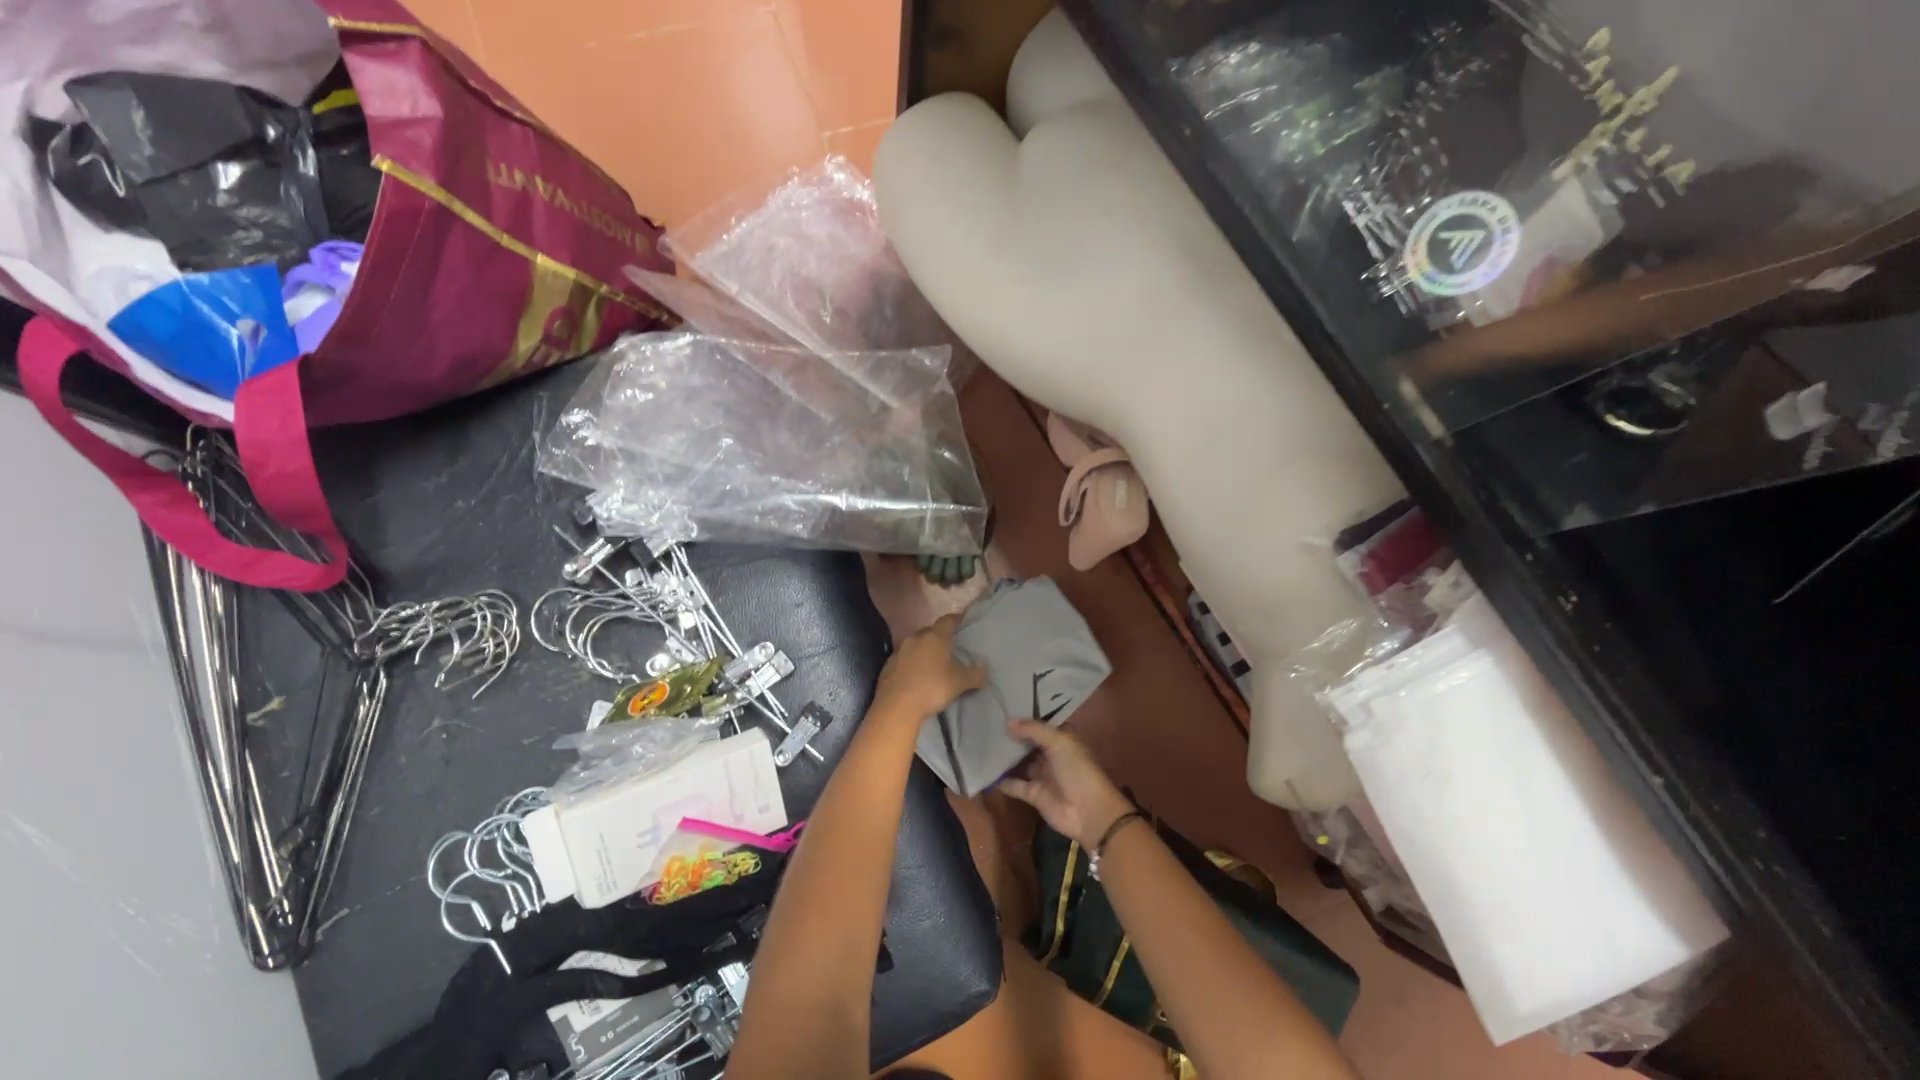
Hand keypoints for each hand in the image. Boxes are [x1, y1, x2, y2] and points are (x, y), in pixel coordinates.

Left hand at [870, 613, 987, 722]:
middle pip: (930, 631)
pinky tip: (915, 675)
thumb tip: (985, 669)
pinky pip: (903, 659)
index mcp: (934, 637)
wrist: (896, 707)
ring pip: (915, 645)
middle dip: (939, 636)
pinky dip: (911, 663)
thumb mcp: (959, 683)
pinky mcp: (887, 666)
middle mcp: (915, 638)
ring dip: (923, 650)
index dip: (956, 619)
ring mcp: (899, 651)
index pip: (948, 620)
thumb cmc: (932, 688)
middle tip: (949, 646)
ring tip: (932, 662)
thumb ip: (975, 674)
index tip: (963, 622)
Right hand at [998, 720, 1134, 848]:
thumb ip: (1034, 730)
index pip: (1041, 728)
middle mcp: (1052, 757)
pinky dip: (1003, 782)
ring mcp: (1043, 777)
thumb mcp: (1059, 743)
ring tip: (984, 746)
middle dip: (1013, 738)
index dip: (1026, 721)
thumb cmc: (1077, 770)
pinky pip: (1016, 786)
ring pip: (1021, 764)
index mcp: (1063, 742)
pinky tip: (987, 773)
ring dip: (1007, 759)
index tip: (1003, 712)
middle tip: (989, 727)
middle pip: (1029, 746)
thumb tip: (1009, 722)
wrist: (1087, 811)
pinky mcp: (1034, 795)